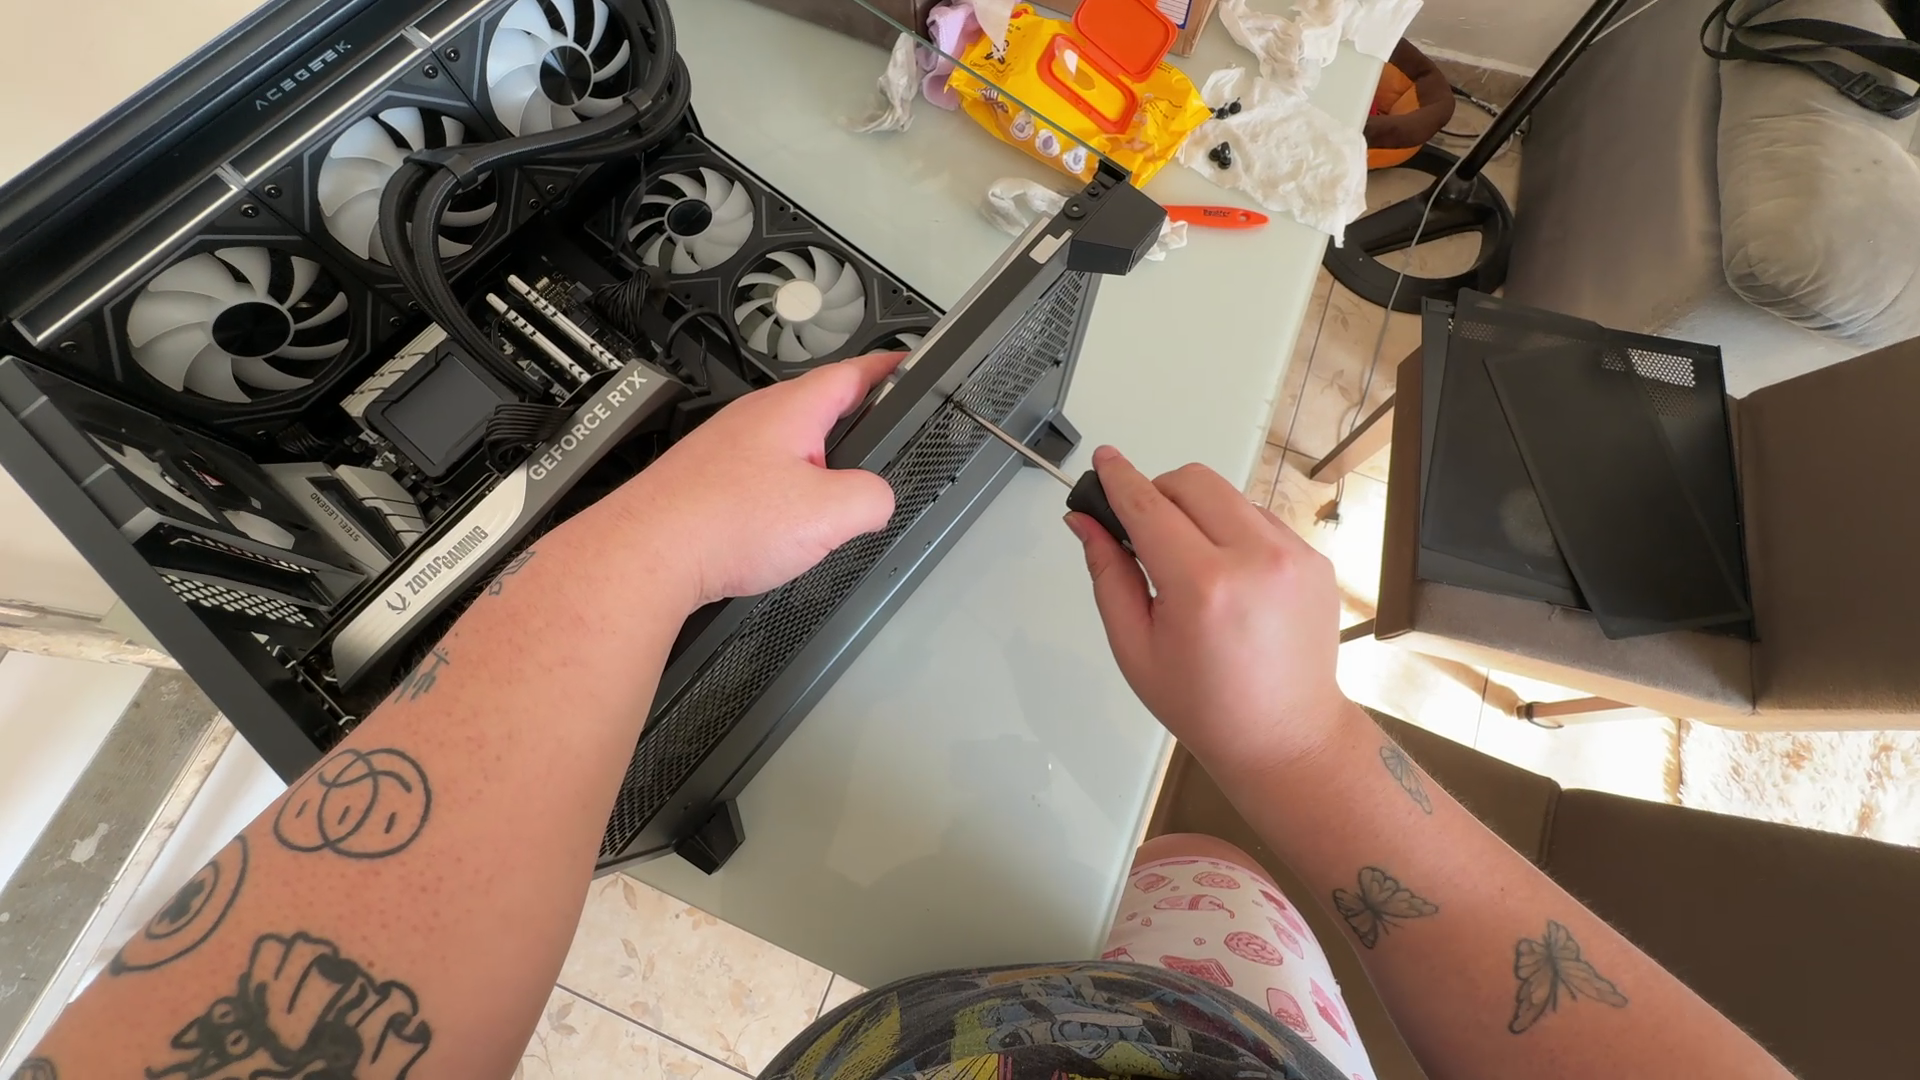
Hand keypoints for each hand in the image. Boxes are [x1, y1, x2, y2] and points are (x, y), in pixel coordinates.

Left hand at [597, 353, 900, 608]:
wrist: (647, 555)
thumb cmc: (719, 522)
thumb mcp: (829, 512)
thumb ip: (873, 497)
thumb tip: (879, 498)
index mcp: (792, 409)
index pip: (854, 372)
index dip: (889, 369)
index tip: (909, 365)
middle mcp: (757, 418)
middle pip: (823, 410)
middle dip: (856, 432)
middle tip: (879, 455)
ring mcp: (730, 446)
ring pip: (794, 448)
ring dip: (818, 471)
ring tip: (830, 507)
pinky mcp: (713, 477)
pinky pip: (765, 476)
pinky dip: (785, 496)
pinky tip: (785, 527)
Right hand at [1066, 447, 1355, 777]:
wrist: (1286, 737)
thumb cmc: (1205, 704)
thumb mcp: (1134, 646)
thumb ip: (1107, 574)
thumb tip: (1086, 523)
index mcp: (1203, 587)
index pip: (1149, 507)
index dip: (1120, 479)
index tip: (1104, 459)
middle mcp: (1256, 559)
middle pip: (1192, 481)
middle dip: (1157, 492)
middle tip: (1143, 532)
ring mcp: (1295, 555)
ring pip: (1227, 493)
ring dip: (1195, 511)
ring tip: (1189, 564)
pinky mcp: (1315, 559)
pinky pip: (1259, 516)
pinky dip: (1230, 529)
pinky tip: (1226, 575)